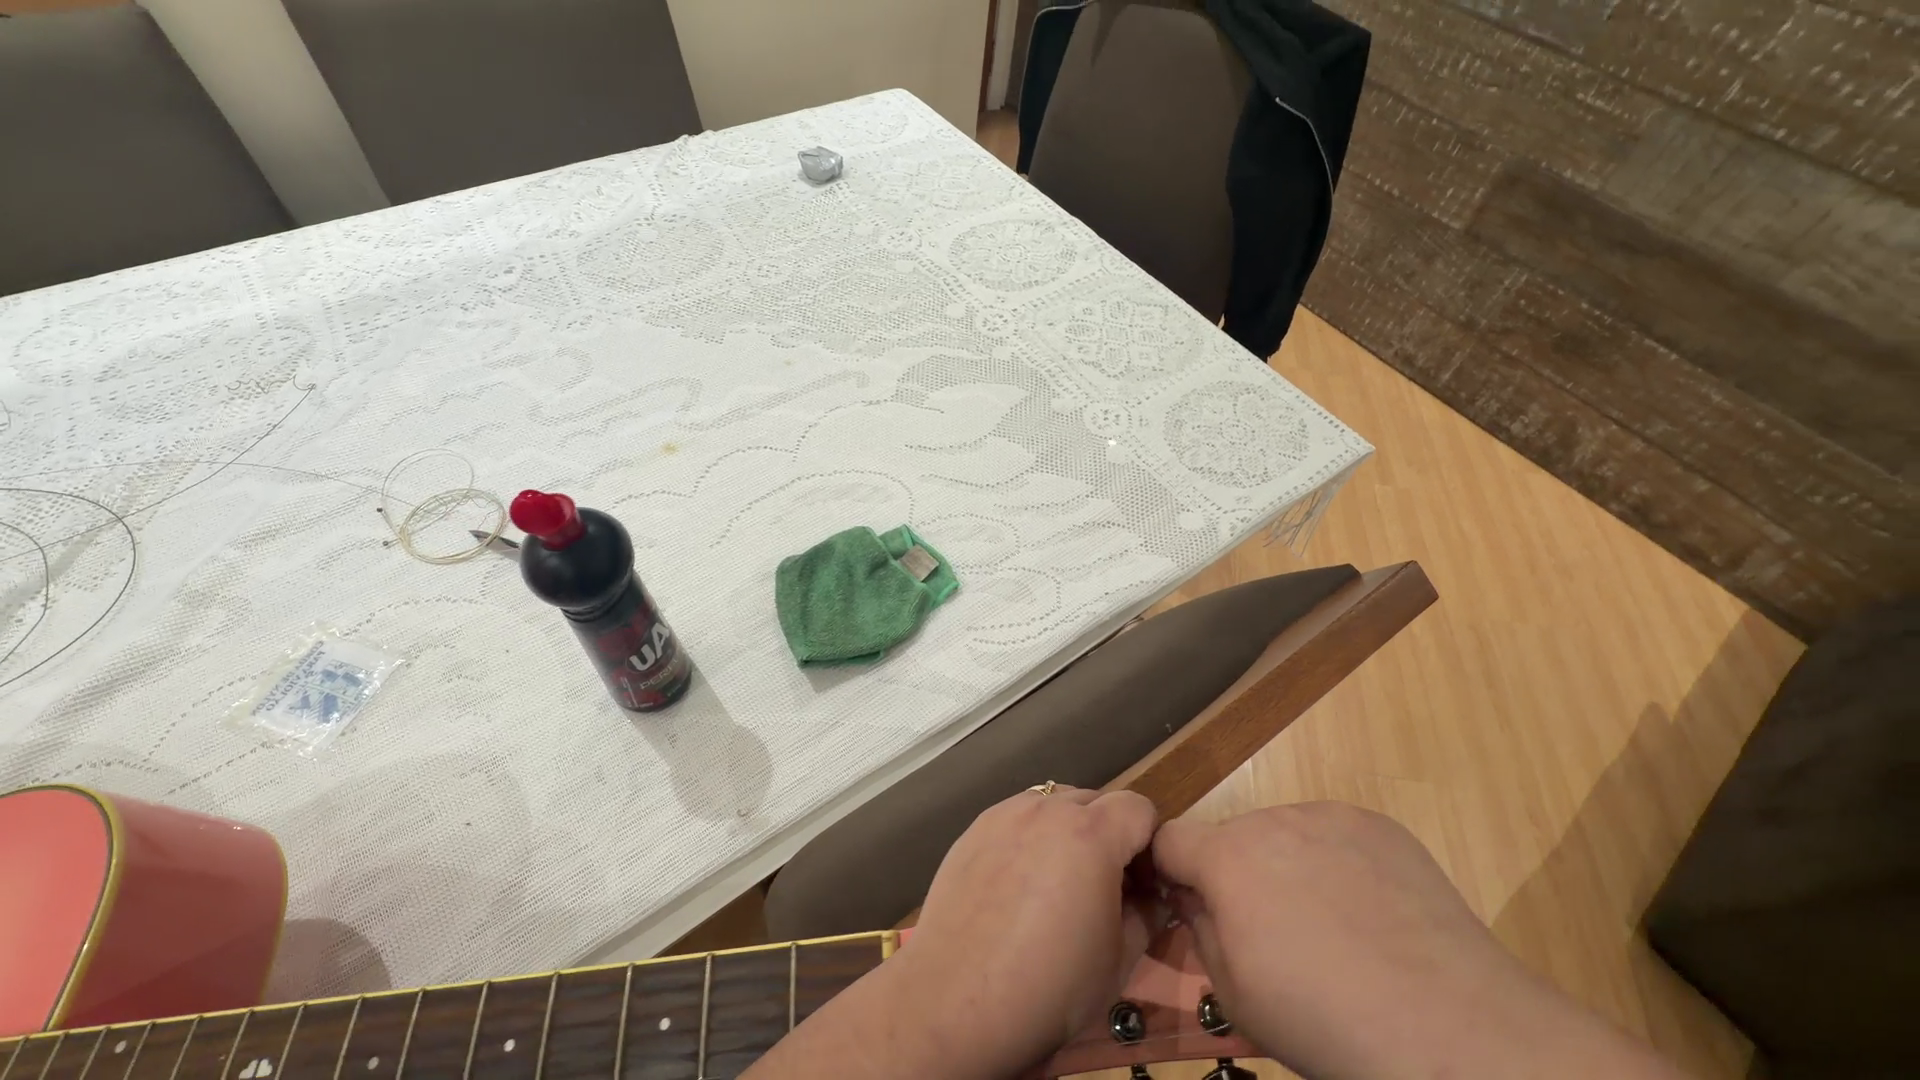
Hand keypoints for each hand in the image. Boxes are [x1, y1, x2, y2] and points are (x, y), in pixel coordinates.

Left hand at [743, 783, 1159, 1079]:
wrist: (955, 1000)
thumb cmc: (1048, 985)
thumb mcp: (1119, 958)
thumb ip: (1148, 913)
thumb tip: (1153, 894)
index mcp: (1090, 833)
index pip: (1140, 808)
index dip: (1150, 844)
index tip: (1142, 886)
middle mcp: (1045, 809)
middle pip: (1096, 801)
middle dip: (1110, 835)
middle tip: (1103, 888)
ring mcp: (1003, 815)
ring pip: (1053, 804)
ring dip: (1068, 831)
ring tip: (1057, 884)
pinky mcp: (972, 831)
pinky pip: (1016, 819)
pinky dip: (1029, 838)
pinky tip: (1018, 885)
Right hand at [1154, 802, 1691, 1079]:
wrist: (1450, 1029)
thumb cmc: (1323, 1020)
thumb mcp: (1232, 993)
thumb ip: (1198, 929)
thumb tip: (1193, 897)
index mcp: (1227, 858)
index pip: (1168, 839)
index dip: (1170, 873)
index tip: (1191, 910)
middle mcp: (1274, 820)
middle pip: (1231, 838)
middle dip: (1236, 876)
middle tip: (1271, 936)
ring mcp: (1333, 818)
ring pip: (1285, 835)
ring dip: (1286, 867)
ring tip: (1331, 930)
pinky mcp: (1383, 828)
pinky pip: (1336, 838)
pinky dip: (1337, 866)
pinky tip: (1370, 917)